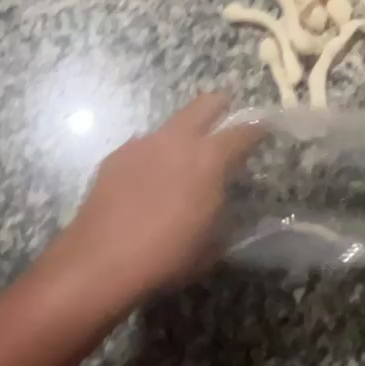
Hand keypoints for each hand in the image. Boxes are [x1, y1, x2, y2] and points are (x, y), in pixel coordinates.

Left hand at [46, 92, 262, 299]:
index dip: (256, 130)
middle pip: (204, 105)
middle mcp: (177, 140)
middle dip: (220, 106)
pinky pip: (144, 146)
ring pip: (171, 125)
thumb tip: (224, 202)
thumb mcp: (211, 244)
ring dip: (183, 135)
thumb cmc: (167, 257)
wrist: (100, 261)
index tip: (264, 128)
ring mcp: (142, 144)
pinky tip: (148, 181)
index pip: (242, 132)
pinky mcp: (116, 155)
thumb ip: (223, 213)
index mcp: (208, 159)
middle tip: (227, 116)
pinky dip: (153, 156)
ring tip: (183, 161)